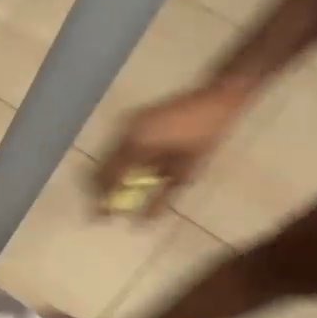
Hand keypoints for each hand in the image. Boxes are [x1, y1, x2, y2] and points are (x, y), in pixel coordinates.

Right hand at [95, 83, 254, 214]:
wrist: (218, 95)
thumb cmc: (206, 135)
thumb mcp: (187, 172)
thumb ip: (161, 198)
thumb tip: (141, 222)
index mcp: (136, 145)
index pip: (107, 179)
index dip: (102, 200)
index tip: (102, 218)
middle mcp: (125, 133)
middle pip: (98, 168)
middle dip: (99, 190)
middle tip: (105, 209)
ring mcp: (126, 123)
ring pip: (104, 158)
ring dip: (106, 177)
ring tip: (115, 192)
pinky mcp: (132, 119)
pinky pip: (114, 147)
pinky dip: (115, 163)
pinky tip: (128, 172)